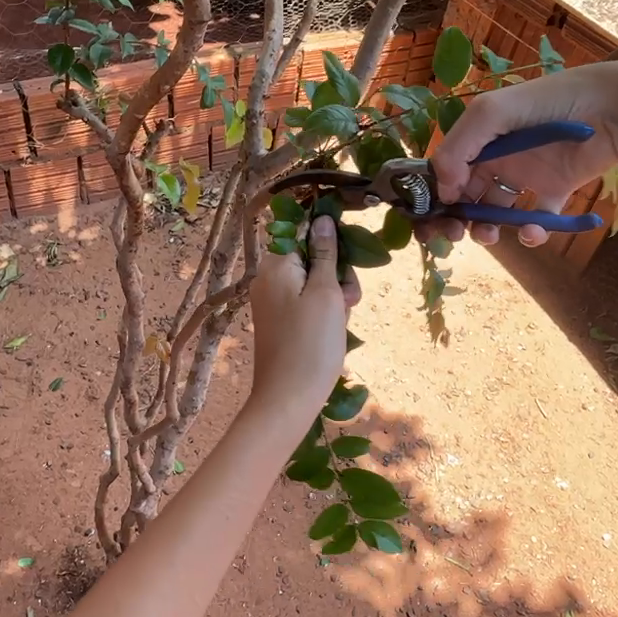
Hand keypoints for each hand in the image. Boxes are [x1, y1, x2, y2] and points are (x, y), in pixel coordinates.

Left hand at [249, 215, 360, 412]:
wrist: (289, 398)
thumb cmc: (311, 343)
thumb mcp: (326, 293)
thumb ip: (325, 253)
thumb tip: (321, 219)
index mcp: (275, 264)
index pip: (304, 231)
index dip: (331, 242)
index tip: (349, 262)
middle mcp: (268, 278)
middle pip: (311, 258)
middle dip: (336, 275)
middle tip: (348, 300)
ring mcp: (273, 301)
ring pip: (313, 283)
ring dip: (334, 297)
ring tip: (342, 321)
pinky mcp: (280, 322)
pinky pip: (306, 304)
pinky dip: (323, 313)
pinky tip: (333, 331)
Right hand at [427, 61, 617, 246]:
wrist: (611, 107)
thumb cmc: (547, 102)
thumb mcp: (490, 113)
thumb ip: (457, 150)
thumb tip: (442, 191)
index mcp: (478, 140)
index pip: (445, 172)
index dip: (436, 196)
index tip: (435, 215)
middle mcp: (497, 159)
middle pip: (465, 197)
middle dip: (456, 219)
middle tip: (456, 235)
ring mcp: (526, 176)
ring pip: (495, 213)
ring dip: (486, 229)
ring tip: (490, 236)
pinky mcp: (555, 191)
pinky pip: (536, 220)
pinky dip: (532, 232)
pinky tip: (533, 231)